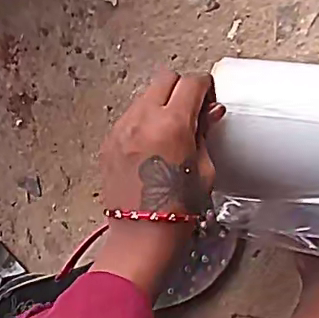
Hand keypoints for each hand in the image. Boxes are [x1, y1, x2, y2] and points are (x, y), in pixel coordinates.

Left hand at [90, 68, 221, 294]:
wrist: (141, 237)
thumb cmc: (175, 213)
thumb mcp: (203, 170)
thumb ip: (205, 134)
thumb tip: (209, 114)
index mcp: (171, 125)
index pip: (191, 83)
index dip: (204, 88)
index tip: (208, 98)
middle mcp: (142, 122)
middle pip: (164, 80)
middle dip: (180, 90)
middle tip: (191, 110)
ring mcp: (121, 132)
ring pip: (143, 97)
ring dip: (159, 105)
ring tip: (170, 132)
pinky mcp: (109, 145)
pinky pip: (128, 119)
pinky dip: (142, 123)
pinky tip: (152, 146)